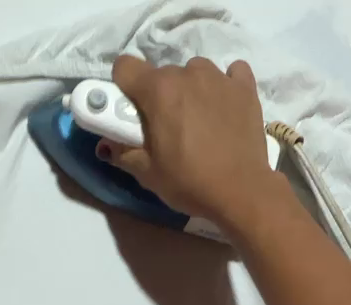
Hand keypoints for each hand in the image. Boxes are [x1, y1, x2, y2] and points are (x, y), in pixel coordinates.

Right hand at [102, 55, 290, 228]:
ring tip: (200, 125)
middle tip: (168, 132)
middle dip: (160, 98)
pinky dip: (224, 87)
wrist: (242, 192)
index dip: (123, 89)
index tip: (131, 112)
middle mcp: (187, 73)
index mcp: (158, 91)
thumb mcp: (149, 174)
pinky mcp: (245, 87)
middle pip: (162, 75)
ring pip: (195, 73)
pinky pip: (230, 74)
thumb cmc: (190, 183)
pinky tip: (225, 109)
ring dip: (192, 92)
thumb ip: (123, 153)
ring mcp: (219, 77)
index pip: (125, 67)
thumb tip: (105, 144)